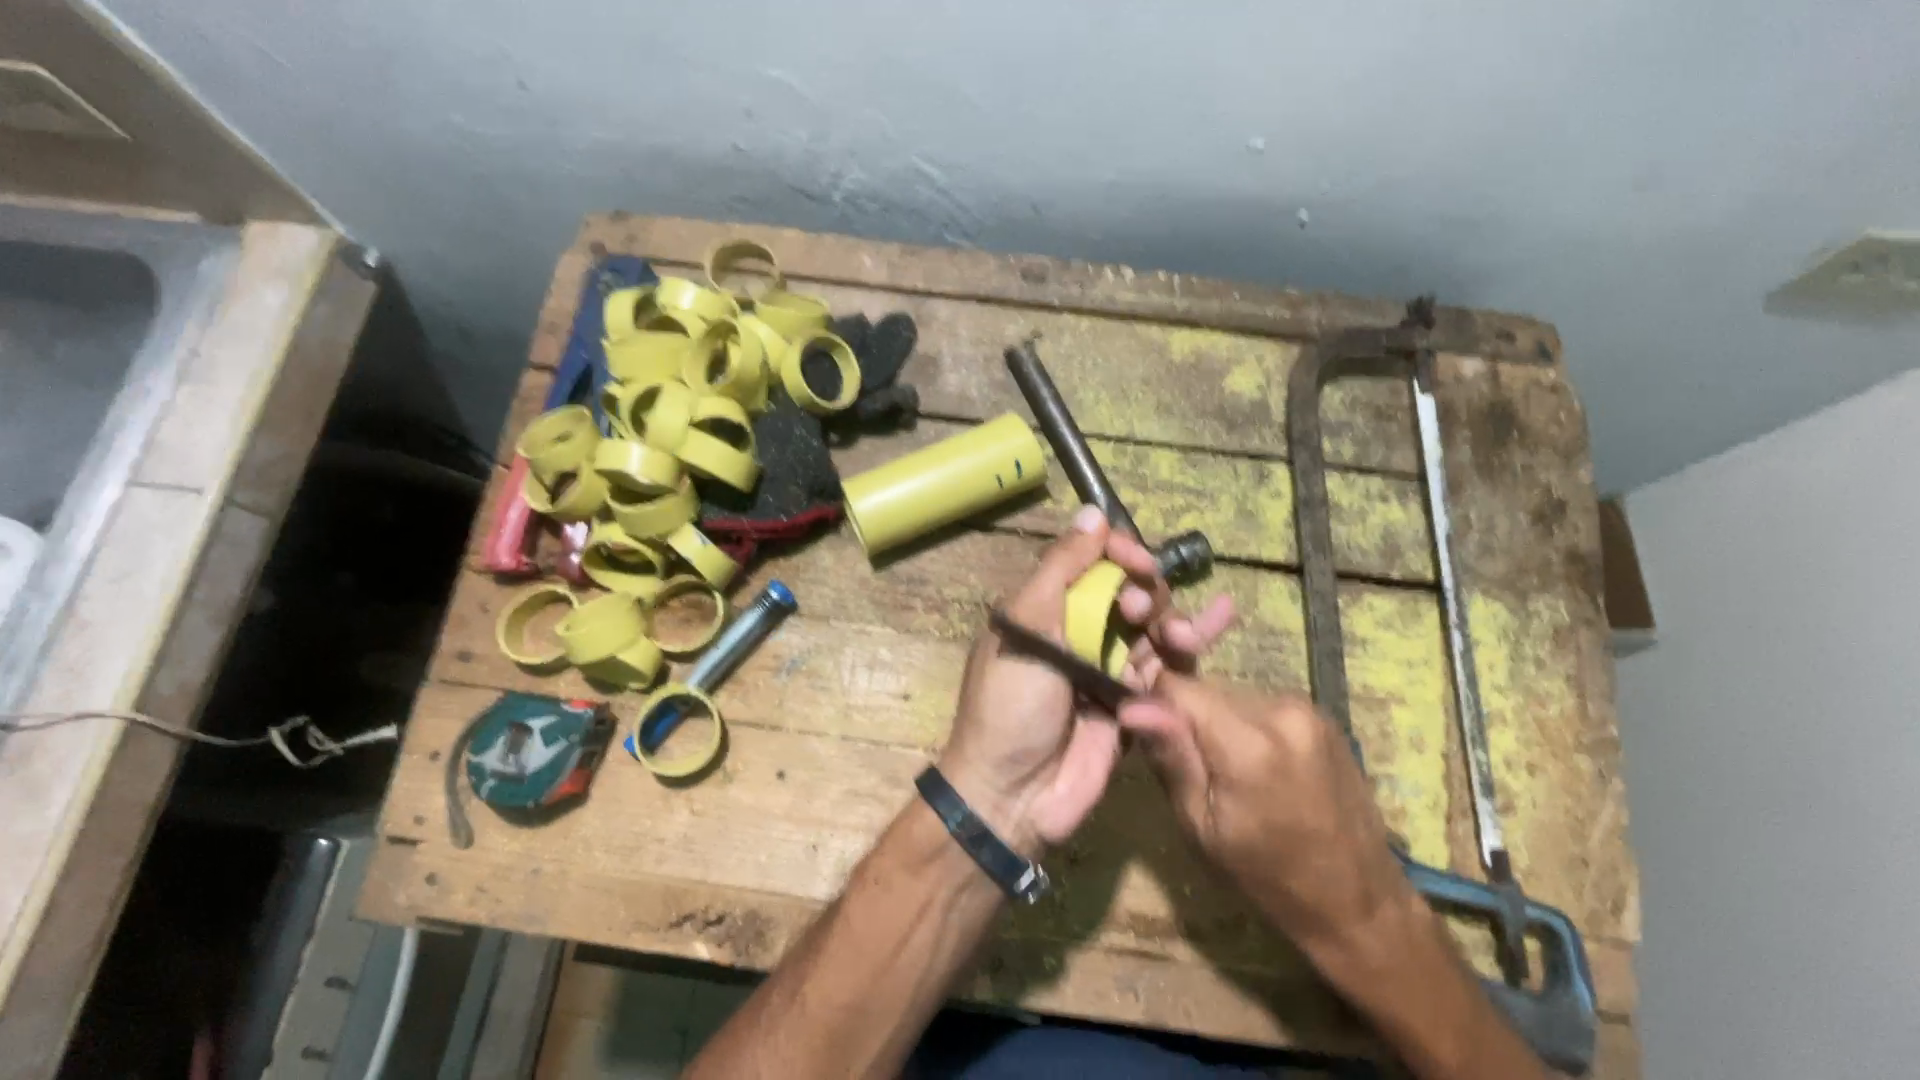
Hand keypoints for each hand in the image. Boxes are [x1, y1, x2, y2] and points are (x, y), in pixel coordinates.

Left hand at [938, 506, 1228, 854]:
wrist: (1014, 794)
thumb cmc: (1011, 702)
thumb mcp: (1027, 626)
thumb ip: (1061, 570)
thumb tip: (1092, 513)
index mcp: (1045, 609)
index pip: (1091, 563)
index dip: (1118, 555)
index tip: (1137, 559)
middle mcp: (1078, 633)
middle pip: (1128, 594)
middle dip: (1145, 592)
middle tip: (1141, 611)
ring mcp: (1106, 670)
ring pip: (1152, 629)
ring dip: (1171, 621)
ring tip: (1177, 635)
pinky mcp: (1134, 704)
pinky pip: (1166, 668)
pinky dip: (1190, 646)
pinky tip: (1220, 618)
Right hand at [1117, 676, 1419, 967]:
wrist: (1357, 900)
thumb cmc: (1266, 876)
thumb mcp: (1201, 827)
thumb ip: (1170, 757)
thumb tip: (1131, 704)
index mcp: (1249, 742)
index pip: (1177, 686)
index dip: (1155, 706)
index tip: (1155, 742)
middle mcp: (1282, 710)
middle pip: (1206, 689)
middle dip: (1190, 720)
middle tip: (1198, 774)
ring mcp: (1309, 709)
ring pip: (1233, 695)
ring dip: (1219, 723)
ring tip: (1232, 776)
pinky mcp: (1323, 716)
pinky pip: (1262, 705)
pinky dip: (1249, 728)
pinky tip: (1262, 771)